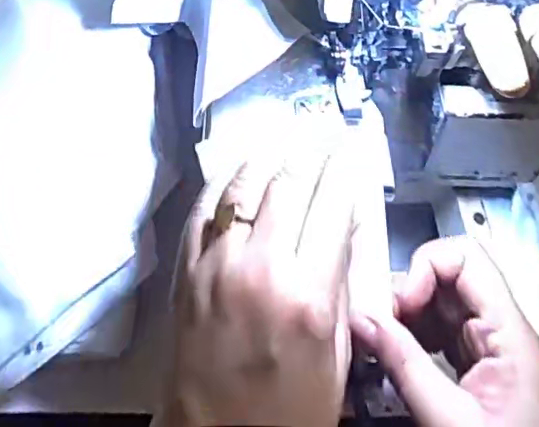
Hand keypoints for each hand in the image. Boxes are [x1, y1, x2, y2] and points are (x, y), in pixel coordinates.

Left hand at [163, 144, 361, 426]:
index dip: (345, 166)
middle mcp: (261, 269)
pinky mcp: (187, 273)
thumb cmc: (288, 409)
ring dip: (269, 154)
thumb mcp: (337, 350)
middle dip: (312, 151)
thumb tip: (346, 222)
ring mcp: (217, 267)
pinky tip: (241, 168)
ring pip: (245, 183)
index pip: (334, 201)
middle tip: (323, 138)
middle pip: (290, 180)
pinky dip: (225, 180)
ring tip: (286, 140)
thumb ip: (342, 279)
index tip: (351, 150)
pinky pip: (204, 208)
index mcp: (308, 294)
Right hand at [353, 237, 538, 426]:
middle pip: (455, 278)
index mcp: (510, 331)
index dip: (427, 267)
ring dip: (411, 317)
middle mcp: (506, 333)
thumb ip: (407, 366)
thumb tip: (364, 318)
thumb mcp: (451, 422)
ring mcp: (497, 355)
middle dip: (412, 292)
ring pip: (448, 308)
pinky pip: (449, 340)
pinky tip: (398, 357)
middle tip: (379, 324)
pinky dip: (420, 341)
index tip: (399, 304)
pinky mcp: (487, 378)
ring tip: (381, 341)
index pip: (468, 258)